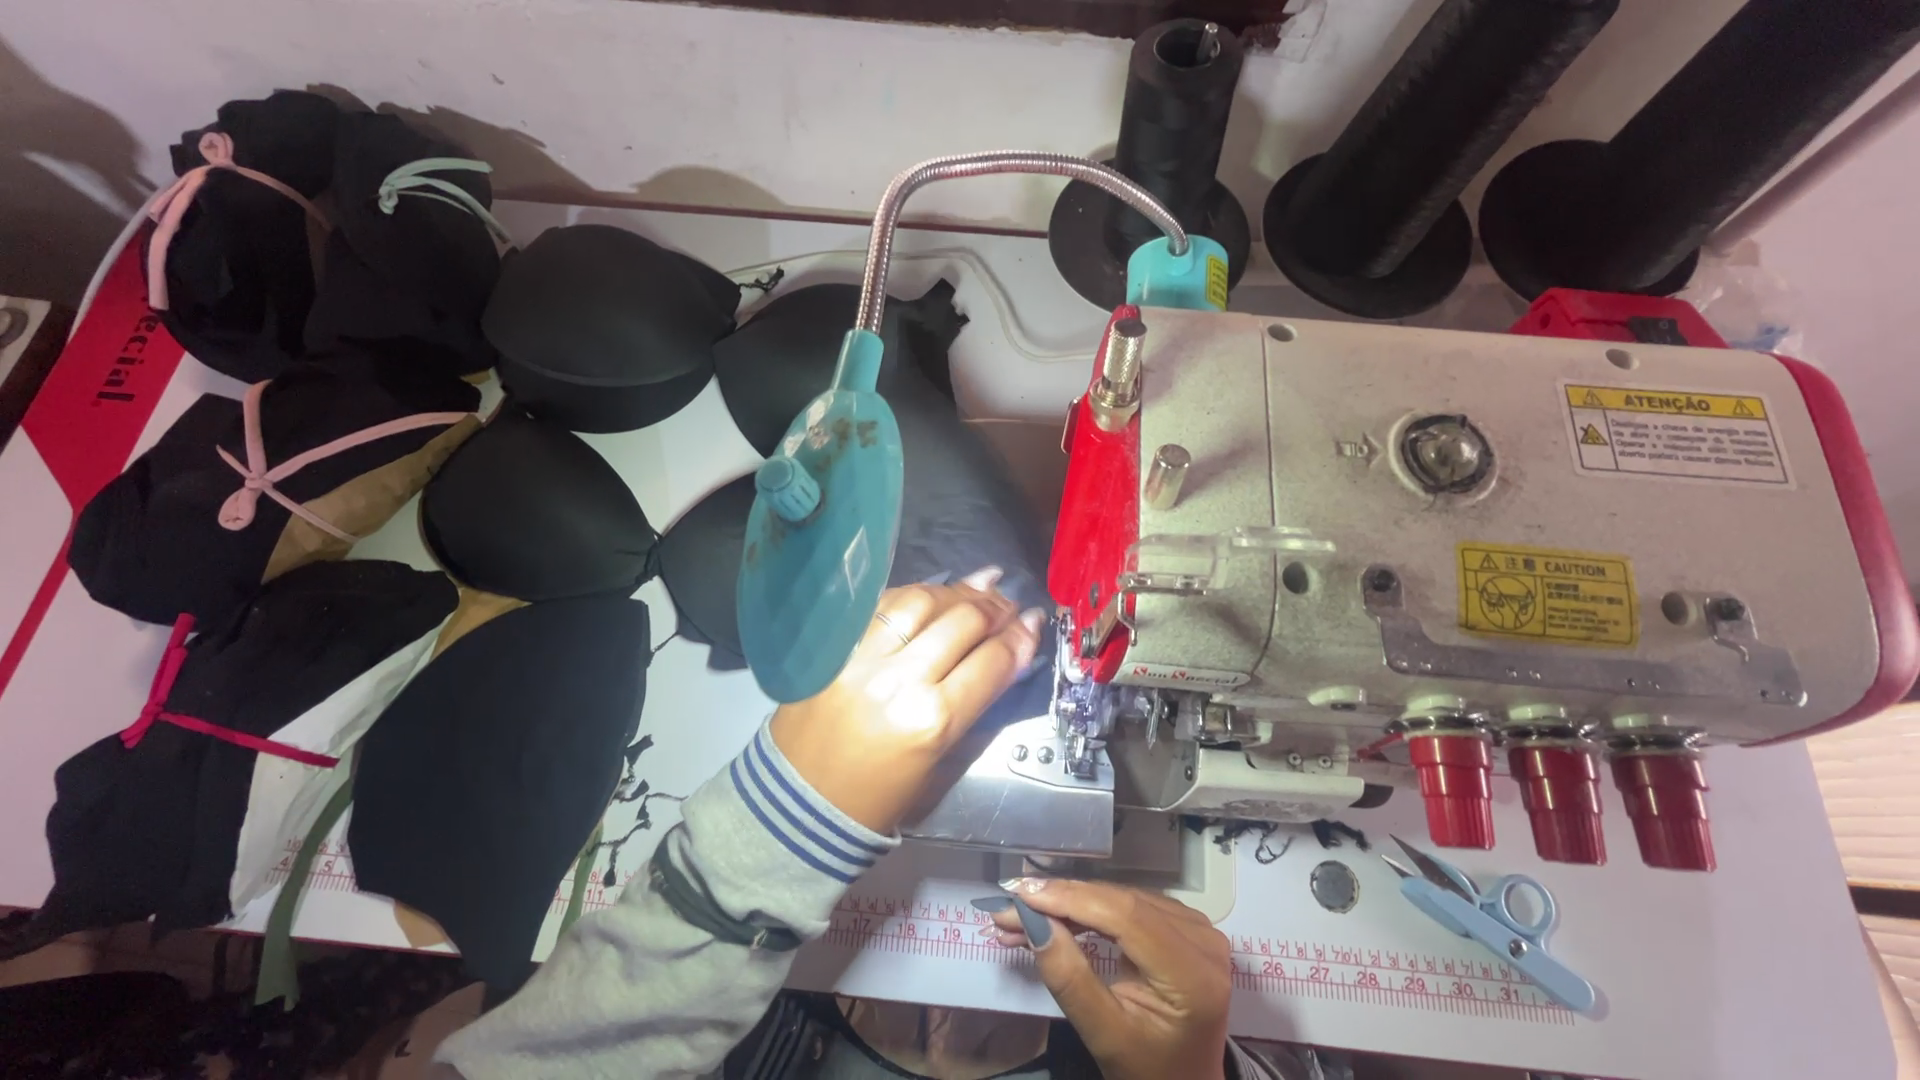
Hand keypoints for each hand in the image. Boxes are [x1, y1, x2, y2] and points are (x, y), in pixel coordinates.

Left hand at [770, 568, 1045, 833]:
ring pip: (921, 601)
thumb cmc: (878, 797)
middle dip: (996, 608)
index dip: (1021, 638)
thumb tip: (1007, 656)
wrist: (800, 803)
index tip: (1034, 623)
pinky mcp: (833, 647)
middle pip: (962, 622)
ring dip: (958, 592)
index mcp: (931, 722)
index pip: (991, 662)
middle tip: (1010, 604)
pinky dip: (912, 594)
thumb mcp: (939, 759)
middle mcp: (898, 681)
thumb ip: (975, 703)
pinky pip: (880, 605)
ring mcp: (862, 657)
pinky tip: (933, 593)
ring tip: (979, 589)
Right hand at [985, 879, 1232, 1079]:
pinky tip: (1055, 913)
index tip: (1019, 895)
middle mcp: (1203, 940)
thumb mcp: (1105, 1036)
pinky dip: (1089, 908)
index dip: (1070, 899)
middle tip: (1009, 906)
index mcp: (1192, 974)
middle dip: (1061, 900)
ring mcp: (1197, 929)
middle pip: (1122, 902)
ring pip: (1121, 898)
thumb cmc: (1147, 1070)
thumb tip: (1033, 923)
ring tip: (1023, 913)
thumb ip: (1071, 980)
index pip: (1125, 916)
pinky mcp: (1184, 926)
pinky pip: (1130, 904)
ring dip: (1069, 902)